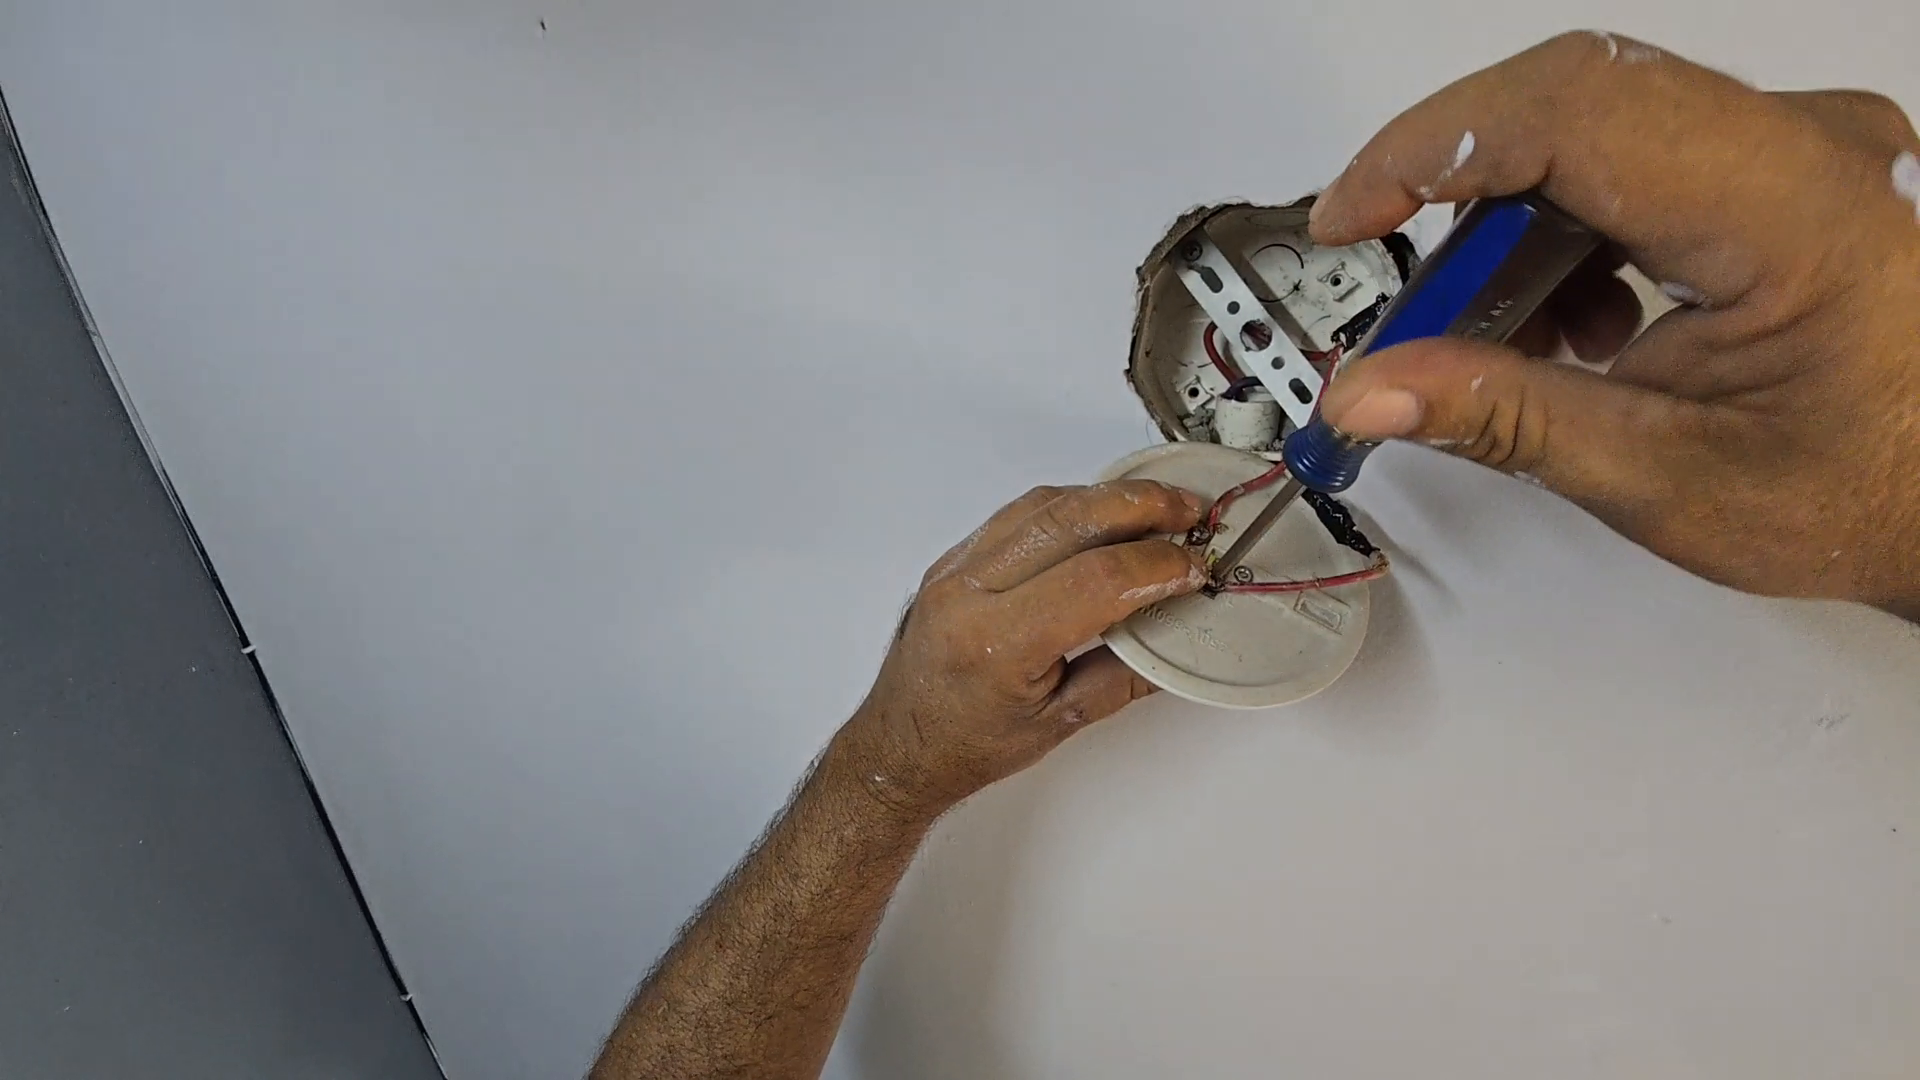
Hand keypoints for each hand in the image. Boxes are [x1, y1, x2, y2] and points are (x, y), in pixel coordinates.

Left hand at [839, 482, 1207, 820]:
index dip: (1154, 565)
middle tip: (1185, 509)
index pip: (1093, 581)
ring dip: (1104, 497)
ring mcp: (955, 569)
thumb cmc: (966, 743)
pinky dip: (1067, 505)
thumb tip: (1172, 627)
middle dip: (1138, 504)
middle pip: (1066, 521)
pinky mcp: (953, 560)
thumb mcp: (1057, 722)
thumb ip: (1123, 673)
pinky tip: (1099, 514)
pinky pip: (1016, 513)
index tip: (1191, 565)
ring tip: (1153, 506)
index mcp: (996, 644)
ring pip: (1040, 506)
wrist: (900, 743)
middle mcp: (968, 593)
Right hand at [1307, 31, 1919, 616]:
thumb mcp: (1653, 474)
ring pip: (1568, 148)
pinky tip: (1555, 333)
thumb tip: (1358, 396)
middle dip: (1442, 208)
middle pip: (1555, 115)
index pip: (1571, 112)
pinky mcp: (1748, 181)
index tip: (1342, 223)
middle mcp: (1791, 146)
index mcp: (1786, 211)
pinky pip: (1600, 179)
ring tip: (1488, 348)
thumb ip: (1498, 420)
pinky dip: (1534, 254)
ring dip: (1489, 245)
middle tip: (1399, 309)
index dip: (1428, 151)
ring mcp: (1773, 155)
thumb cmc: (1850, 492)